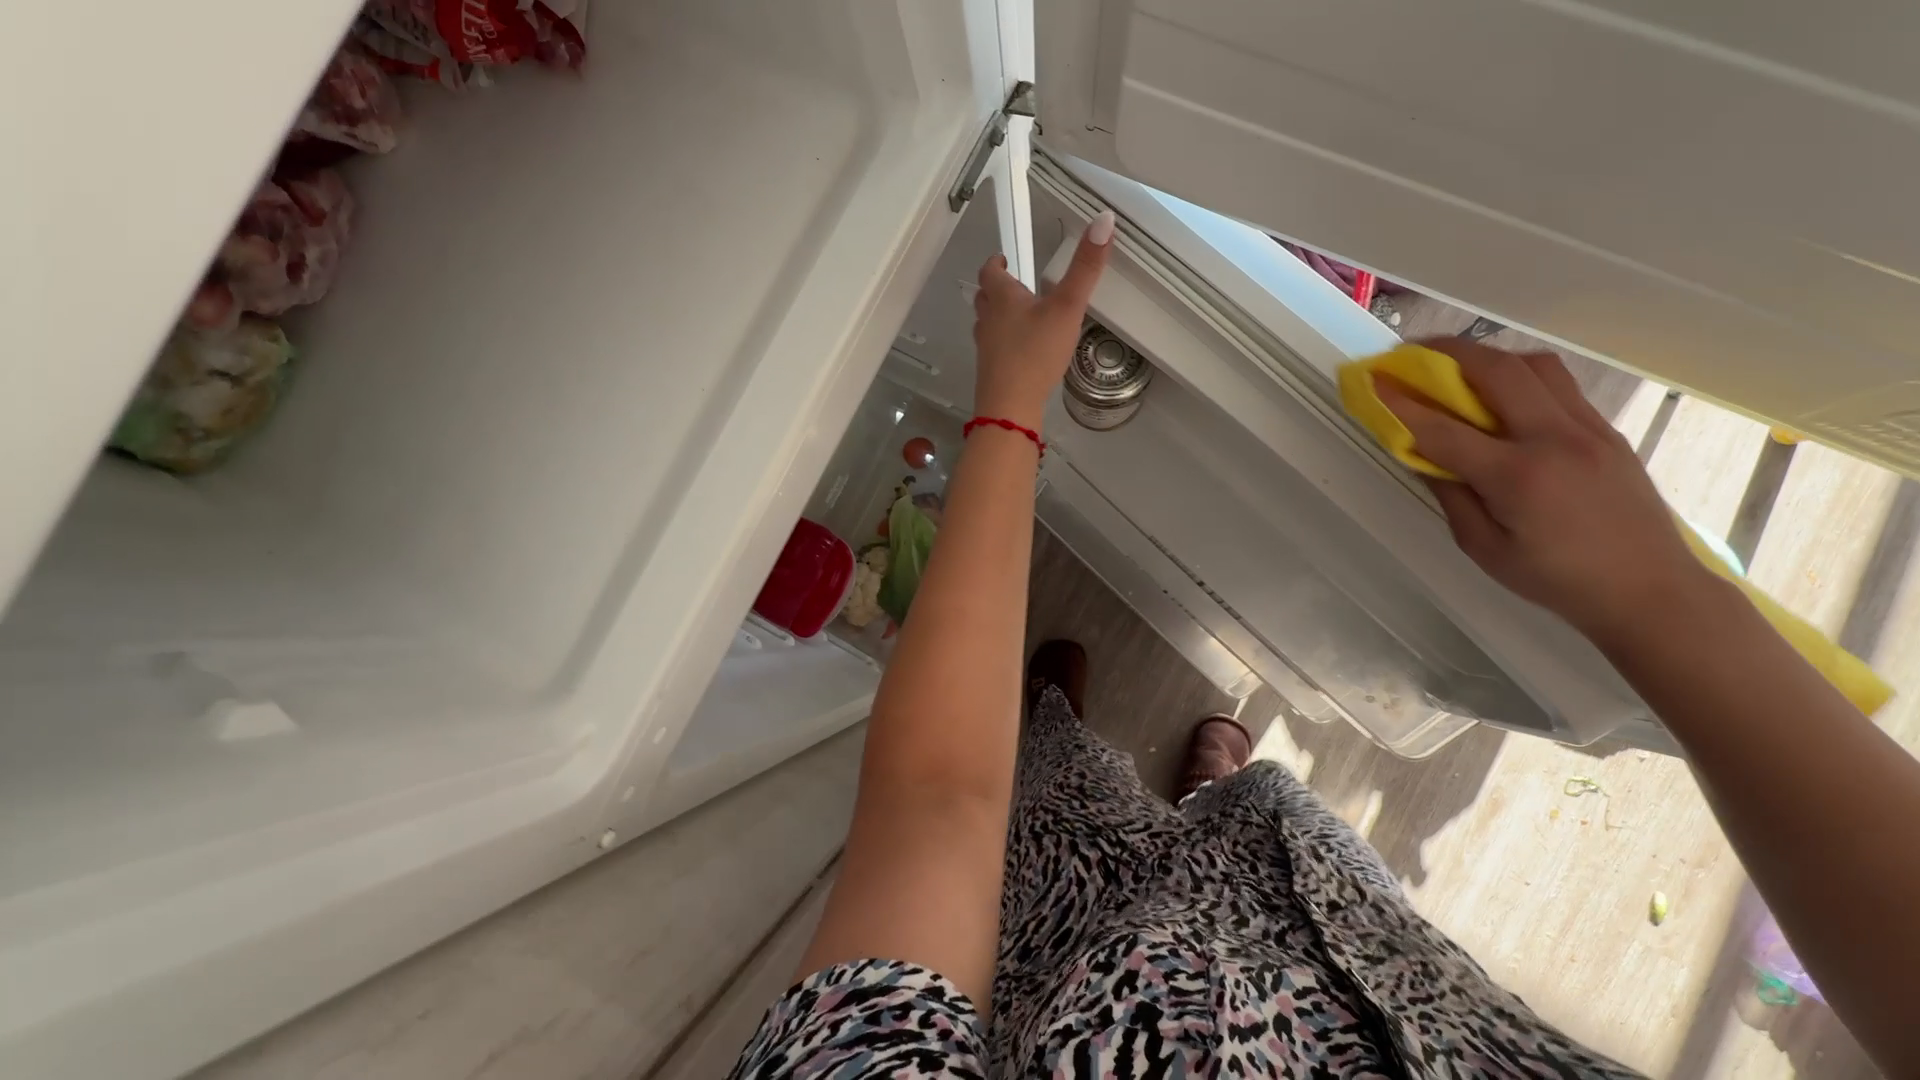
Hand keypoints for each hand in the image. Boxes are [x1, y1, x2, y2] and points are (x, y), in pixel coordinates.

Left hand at [971, 210, 1114, 430]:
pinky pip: (995, 348)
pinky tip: (1025, 352)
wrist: (1010, 406)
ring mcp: (986, 347)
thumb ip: (1085, 267)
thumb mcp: (1067, 307)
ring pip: (987, 323)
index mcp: (1002, 296)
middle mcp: (988, 319)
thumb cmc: (1035, 353)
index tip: (1006, 258)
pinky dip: (1005, 343)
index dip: (997, 261)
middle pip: (985, 296)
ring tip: (1023, 317)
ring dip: (1000, 316)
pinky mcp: (990, 370)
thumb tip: (1103, 220)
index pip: (990, 270)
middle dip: (998, 288)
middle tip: (1018, 286)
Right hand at [1376, 338, 1713, 641]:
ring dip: (1490, 356)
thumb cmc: (1556, 580)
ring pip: (1535, 366)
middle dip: (1448, 352)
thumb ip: (1451, 495)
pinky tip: (1503, 394)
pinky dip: (1521, 376)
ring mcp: (1588, 428)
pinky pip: (1559, 385)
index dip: (1401, 402)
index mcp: (1518, 476)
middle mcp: (1554, 439)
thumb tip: (1423, 455)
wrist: (1649, 589)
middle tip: (1412, 353)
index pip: (1443, 428)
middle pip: (1496, 371)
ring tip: (1459, 367)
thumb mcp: (1484, 548)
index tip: (1373, 380)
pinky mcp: (1606, 430)